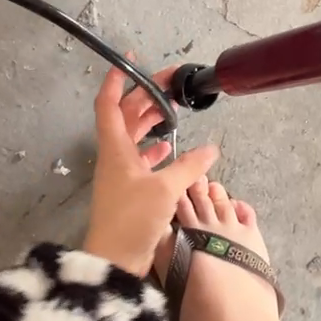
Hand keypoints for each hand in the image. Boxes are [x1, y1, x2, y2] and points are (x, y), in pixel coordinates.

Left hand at [81, 65, 219, 276]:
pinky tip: (170, 148)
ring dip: (152, 121)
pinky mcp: (131, 191)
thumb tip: (211, 149)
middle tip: (171, 83)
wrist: (115, 260)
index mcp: (115, 148)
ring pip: (135, 137)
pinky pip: (142, 160)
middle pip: (127, 116)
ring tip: (174, 110)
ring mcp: (122, 174)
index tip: (130, 60)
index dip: (116, 80)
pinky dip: (155, 150)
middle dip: (146, 97)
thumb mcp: (164, 188)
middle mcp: (115, 156)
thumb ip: (189, 166)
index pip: (109, 104)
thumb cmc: (131, 219)